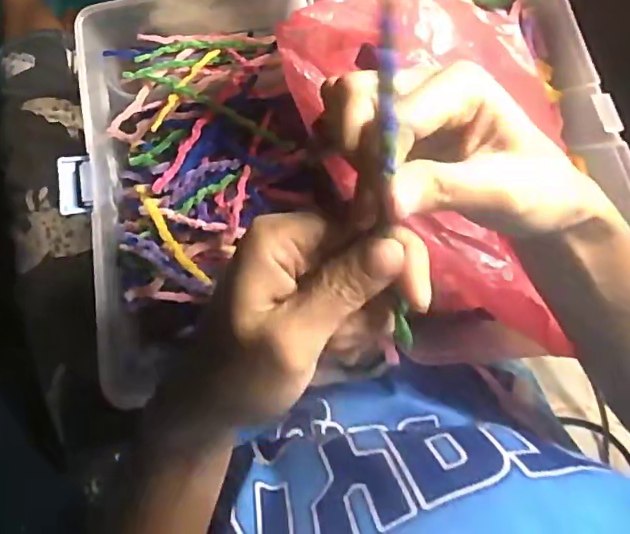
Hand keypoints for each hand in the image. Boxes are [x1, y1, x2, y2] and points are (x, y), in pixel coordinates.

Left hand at [150, 213, 407, 440]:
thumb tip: (395, 243)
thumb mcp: (294, 336)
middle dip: (374, 298)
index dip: (396, 255)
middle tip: (353, 341)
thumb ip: (343, 289)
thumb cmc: (244, 373)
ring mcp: (303, 260)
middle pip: (369, 245)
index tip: (416, 303)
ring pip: (368, 276)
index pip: (360, 221)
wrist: (213, 407)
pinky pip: (355, 295)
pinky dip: (353, 326)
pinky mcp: (310, 284)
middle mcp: (294, 235)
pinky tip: (331, 350)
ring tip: (330, 349)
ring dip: (362, 319)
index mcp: (282, 233)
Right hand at [319, 61, 619, 239]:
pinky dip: (338, 142)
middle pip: (357, 90)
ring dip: (343, 143)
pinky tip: (356, 177)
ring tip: (366, 190)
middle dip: (355, 146)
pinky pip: (341, 114)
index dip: (381, 160)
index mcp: (460, 83)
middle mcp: (422, 76)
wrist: (541, 197)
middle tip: (367, 201)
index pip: (398, 113)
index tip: (379, 209)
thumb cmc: (536, 190)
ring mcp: (399, 92)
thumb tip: (385, 199)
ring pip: (342, 98)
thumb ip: (442, 189)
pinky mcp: (384, 113)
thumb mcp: (502, 193)